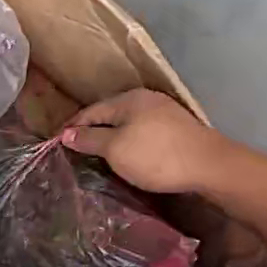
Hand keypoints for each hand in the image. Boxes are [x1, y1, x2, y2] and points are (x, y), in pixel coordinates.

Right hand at [60, 88, 234, 194]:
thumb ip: (89, 140)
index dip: (72, 127)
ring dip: (111, 137)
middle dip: (91, 131)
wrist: (209, 166)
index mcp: (128, 100)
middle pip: (109, 115)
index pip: (90, 111)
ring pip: (127, 124)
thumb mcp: (115, 149)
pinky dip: (129, 142)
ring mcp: (164, 113)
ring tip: (97, 155)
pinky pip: (142, 132)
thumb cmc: (155, 156)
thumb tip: (67, 134)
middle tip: (75, 150)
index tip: (57, 143)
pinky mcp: (176, 129)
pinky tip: (126, 155)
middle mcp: (145, 100)